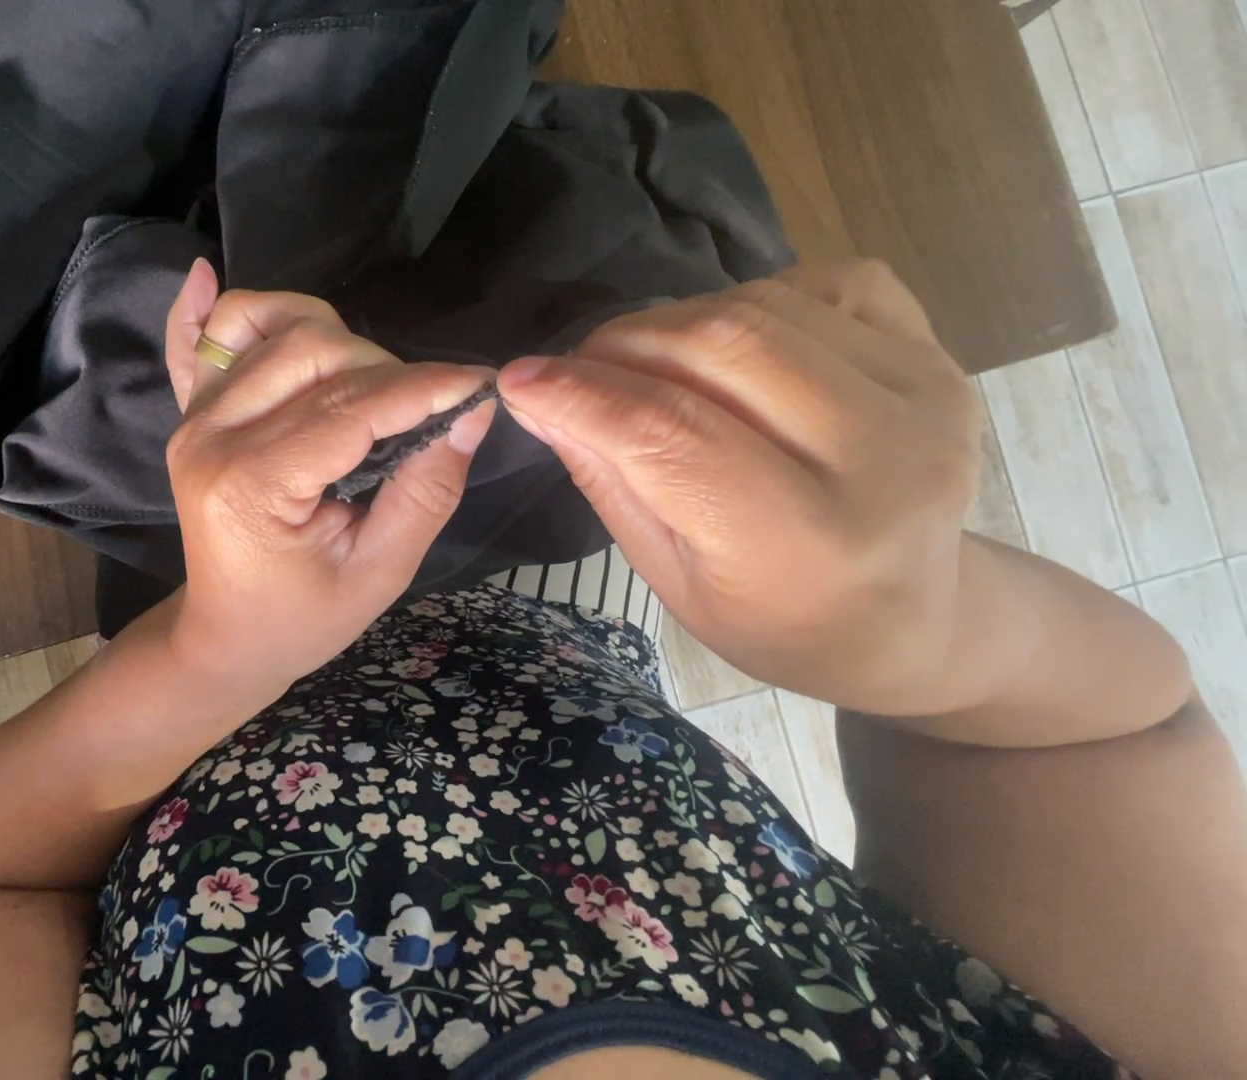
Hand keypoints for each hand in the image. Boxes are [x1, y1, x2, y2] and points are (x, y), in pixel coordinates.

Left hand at [159, 260, 496, 693]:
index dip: (422, 389)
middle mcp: (211, 436)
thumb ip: (425, 492)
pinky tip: (205, 274)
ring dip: (332, 337)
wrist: (226, 636)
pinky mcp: (190, 416)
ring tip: (369, 381)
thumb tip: (471, 412)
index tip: (478, 382)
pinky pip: (193, 344)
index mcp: (253, 486)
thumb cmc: (303, 618)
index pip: (350, 410)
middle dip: (385, 369)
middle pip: (311, 352)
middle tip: (423, 408)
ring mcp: (193, 420)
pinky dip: (201, 308)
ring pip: (268, 328)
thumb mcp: (379, 573)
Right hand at [499, 260, 983, 713]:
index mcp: (801, 541)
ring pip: (764, 305)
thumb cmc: (769, 619)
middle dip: (623, 344)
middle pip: (721, 347)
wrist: (904, 619)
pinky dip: (753, 298)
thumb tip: (537, 396)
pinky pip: (827, 281)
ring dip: (673, 321)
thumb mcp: (668, 576)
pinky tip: (728, 347)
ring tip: (640, 361)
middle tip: (577, 369)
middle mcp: (881, 456)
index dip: (581, 395)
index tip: (518, 379)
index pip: (670, 435)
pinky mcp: (939, 352)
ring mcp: (925, 392)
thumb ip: (608, 478)